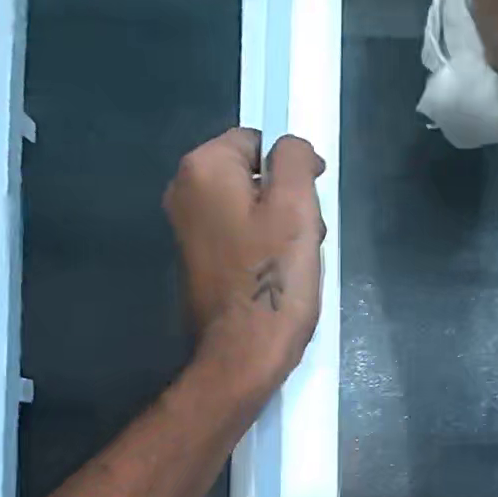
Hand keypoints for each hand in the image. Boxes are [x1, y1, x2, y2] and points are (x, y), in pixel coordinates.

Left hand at [163, 127, 326, 395]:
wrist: (242, 355)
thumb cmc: (273, 280)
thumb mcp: (296, 208)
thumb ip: (295, 159)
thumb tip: (291, 149)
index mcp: (203, 169)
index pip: (256, 141)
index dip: (292, 166)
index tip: (314, 200)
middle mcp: (183, 193)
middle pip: (250, 177)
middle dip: (285, 200)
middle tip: (307, 237)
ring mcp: (186, 231)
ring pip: (246, 209)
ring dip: (277, 227)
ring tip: (295, 261)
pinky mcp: (196, 263)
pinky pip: (236, 238)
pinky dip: (259, 249)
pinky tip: (276, 276)